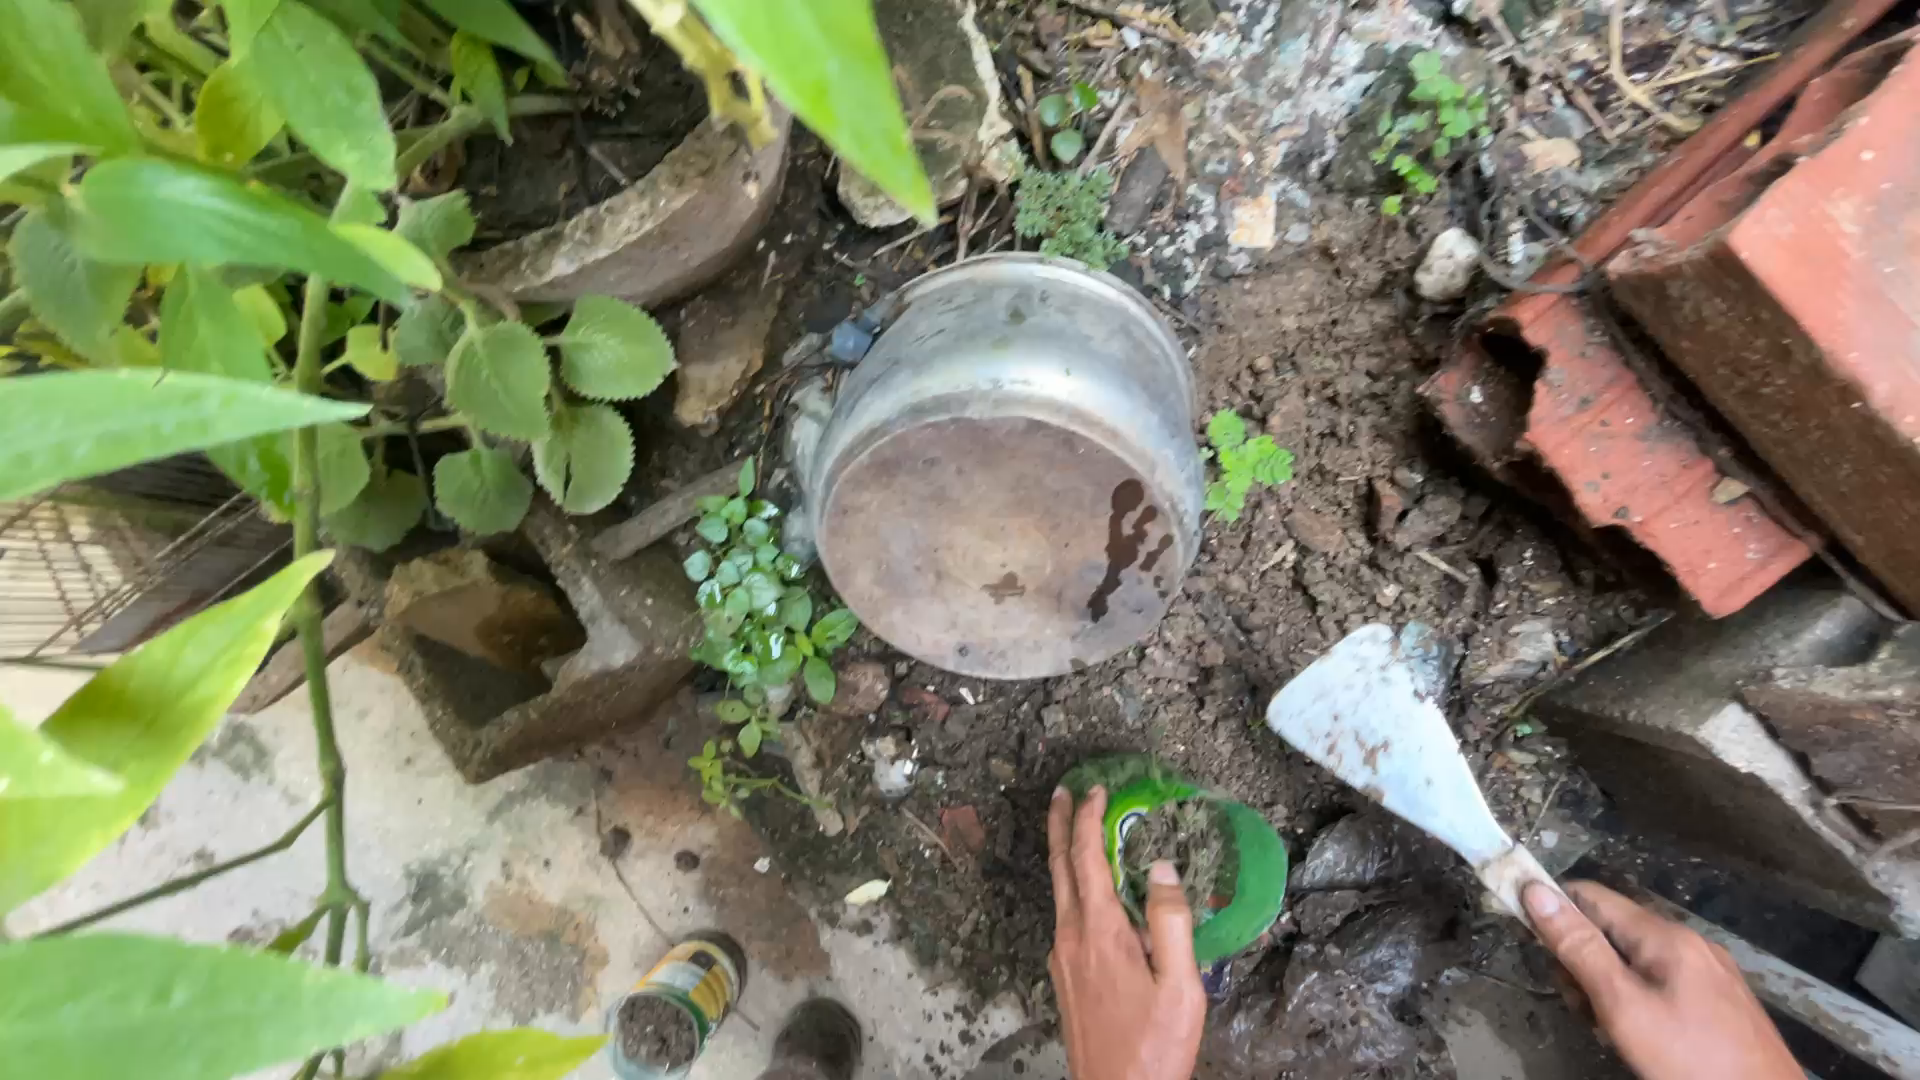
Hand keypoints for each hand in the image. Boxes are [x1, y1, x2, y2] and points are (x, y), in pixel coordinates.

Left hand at [1047, 786, 1205, 1079]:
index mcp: (1099, 928)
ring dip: (1064, 853)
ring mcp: (1062, 954)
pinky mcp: (1063, 973)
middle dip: (1058, 822)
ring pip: (1059, 889)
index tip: (1094, 789)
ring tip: (1075, 830)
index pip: (1086, 856)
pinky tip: (1091, 895)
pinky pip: (1065, 914)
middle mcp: (1071, 933)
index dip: (1087, 817)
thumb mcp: (1180, 987)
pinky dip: (1073, 886)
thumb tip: (1160, 866)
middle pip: (1058, 864)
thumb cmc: (1154, 1045)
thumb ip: (1171, 922)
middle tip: (1061, 791)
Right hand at [1523, 880, 1800, 1079]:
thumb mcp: (1622, 1005)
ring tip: (1609, 1024)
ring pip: (1632, 957)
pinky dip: (1636, 996)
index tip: (1532, 942)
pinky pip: (1659, 980)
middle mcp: (1690, 943)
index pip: (1587, 894)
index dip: (1552, 910)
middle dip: (1581, 958)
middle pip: (1608, 928)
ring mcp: (1710, 973)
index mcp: (1666, 936)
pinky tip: (1640, 1031)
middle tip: (1580, 1001)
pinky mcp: (1721, 1001)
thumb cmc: (1691, 1062)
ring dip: (1606, 981)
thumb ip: (1577, 945)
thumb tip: (1533, 888)